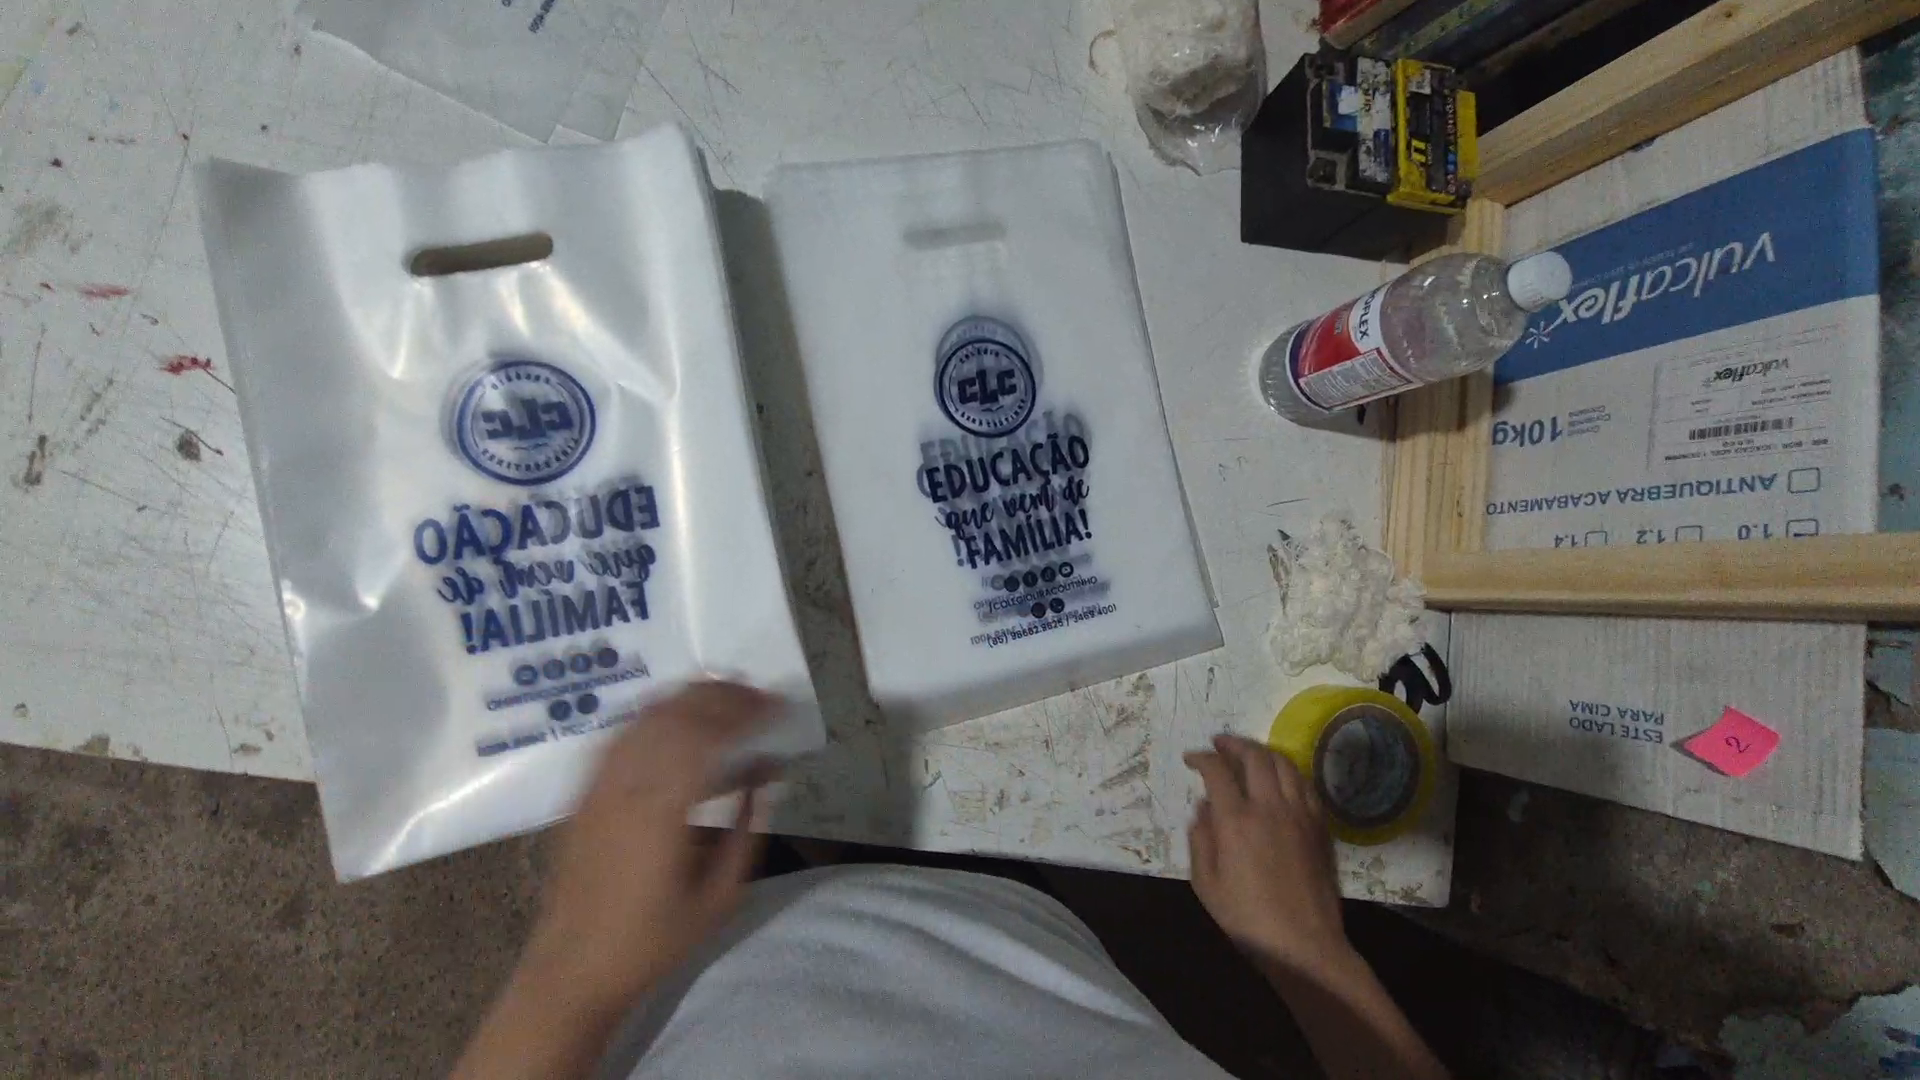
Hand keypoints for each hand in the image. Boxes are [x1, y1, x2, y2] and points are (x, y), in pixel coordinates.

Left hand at [521, 680, 778, 1010]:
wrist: (573, 969)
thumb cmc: (654, 940)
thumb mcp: (720, 897)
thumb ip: (747, 831)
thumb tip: (767, 776)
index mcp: (663, 812)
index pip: (707, 735)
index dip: (745, 712)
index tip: (777, 706)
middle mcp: (626, 787)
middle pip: (676, 714)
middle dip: (722, 695)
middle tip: (758, 695)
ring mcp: (598, 786)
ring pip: (646, 717)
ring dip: (689, 697)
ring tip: (725, 694)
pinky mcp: (583, 792)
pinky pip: (621, 734)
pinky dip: (655, 714)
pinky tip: (677, 715)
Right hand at [1184, 734, 1351, 979]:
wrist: (1304, 946)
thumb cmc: (1246, 918)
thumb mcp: (1205, 883)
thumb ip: (1200, 838)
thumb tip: (1204, 808)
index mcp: (1236, 821)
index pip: (1217, 770)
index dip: (1201, 758)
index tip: (1191, 759)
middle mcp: (1269, 807)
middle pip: (1254, 756)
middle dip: (1232, 743)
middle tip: (1219, 744)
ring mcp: (1299, 814)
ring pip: (1283, 763)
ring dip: (1262, 752)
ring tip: (1248, 754)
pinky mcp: (1319, 826)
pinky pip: (1305, 784)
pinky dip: (1287, 772)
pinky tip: (1279, 778)